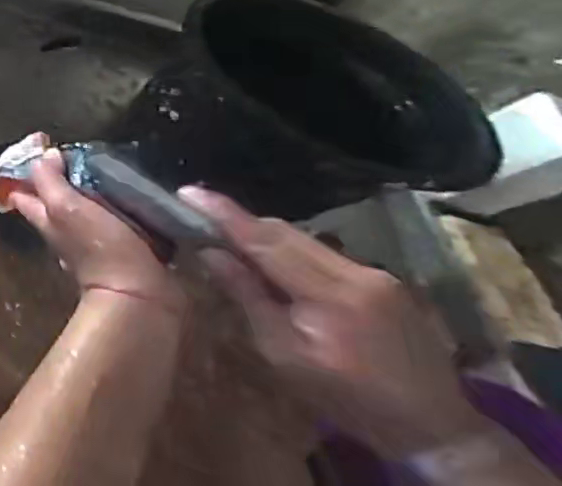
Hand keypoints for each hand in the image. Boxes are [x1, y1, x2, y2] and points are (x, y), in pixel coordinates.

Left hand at [12, 152, 182, 313]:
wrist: (142, 296)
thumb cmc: (98, 247)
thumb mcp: (64, 207)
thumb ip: (49, 180)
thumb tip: (46, 154)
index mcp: (42, 216)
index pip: (21, 189)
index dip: (25, 169)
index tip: (42, 146)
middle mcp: (60, 226)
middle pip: (53, 196)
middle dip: (62, 176)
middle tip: (82, 154)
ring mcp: (91, 239)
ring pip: (85, 207)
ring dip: (93, 189)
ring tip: (110, 166)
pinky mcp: (122, 248)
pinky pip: (115, 220)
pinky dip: (120, 206)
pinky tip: (134, 191)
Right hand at [180, 187, 484, 457]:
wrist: (436, 430)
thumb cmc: (347, 396)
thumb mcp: (283, 353)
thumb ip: (247, 296)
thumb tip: (208, 251)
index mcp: (332, 295)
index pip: (266, 241)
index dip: (223, 214)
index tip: (186, 192)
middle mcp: (359, 275)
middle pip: (284, 232)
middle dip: (238, 222)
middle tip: (196, 217)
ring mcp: (379, 276)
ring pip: (303, 239)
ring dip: (263, 236)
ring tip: (230, 242)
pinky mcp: (387, 282)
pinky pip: (322, 253)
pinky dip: (290, 251)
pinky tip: (275, 266)